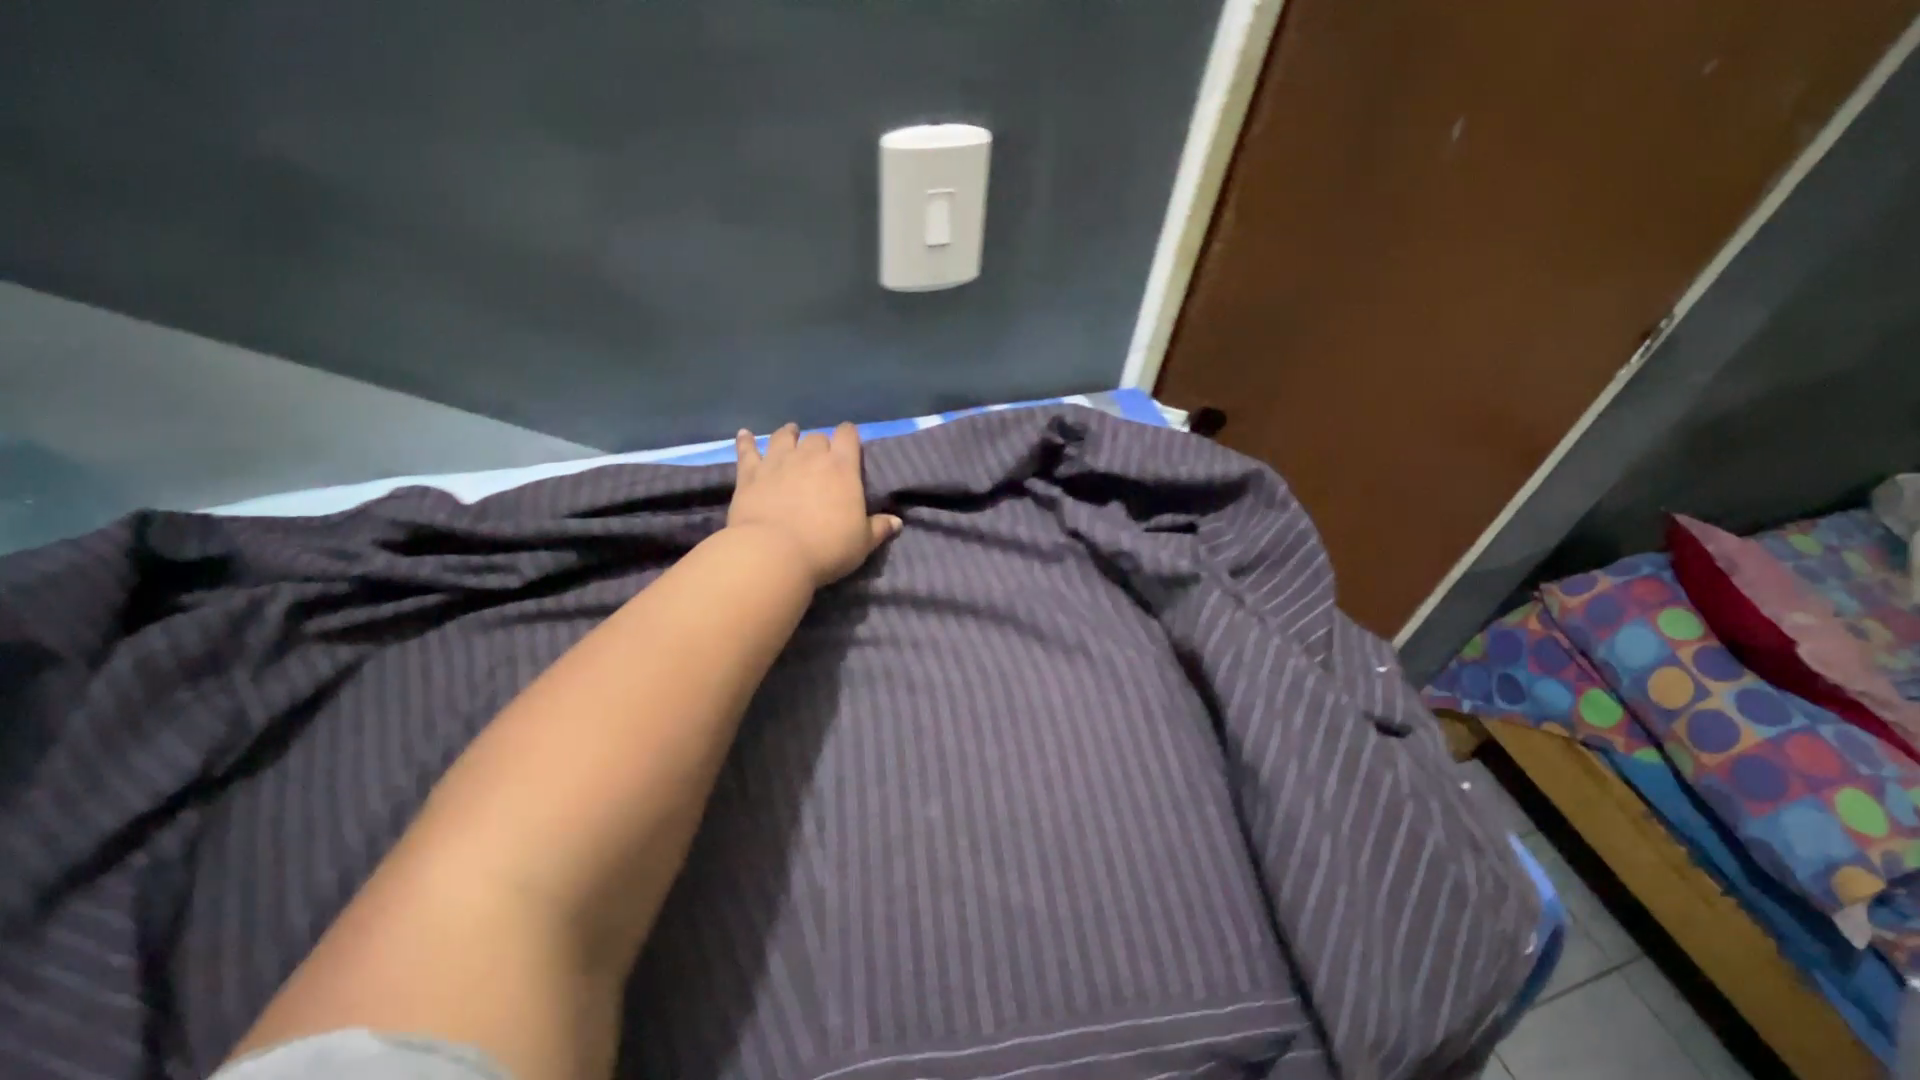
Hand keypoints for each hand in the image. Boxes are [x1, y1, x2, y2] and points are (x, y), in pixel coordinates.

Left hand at [727, 422, 901, 588]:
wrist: (774, 554)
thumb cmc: (826, 548)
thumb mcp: (861, 544)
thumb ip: (878, 528)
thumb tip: (897, 522)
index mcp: (842, 467)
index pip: (848, 435)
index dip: (849, 436)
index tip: (849, 444)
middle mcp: (810, 456)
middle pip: (816, 437)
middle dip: (819, 444)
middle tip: (819, 458)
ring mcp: (777, 461)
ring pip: (783, 437)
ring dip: (788, 435)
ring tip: (790, 436)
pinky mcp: (750, 473)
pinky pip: (747, 450)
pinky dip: (746, 441)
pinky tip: (745, 435)